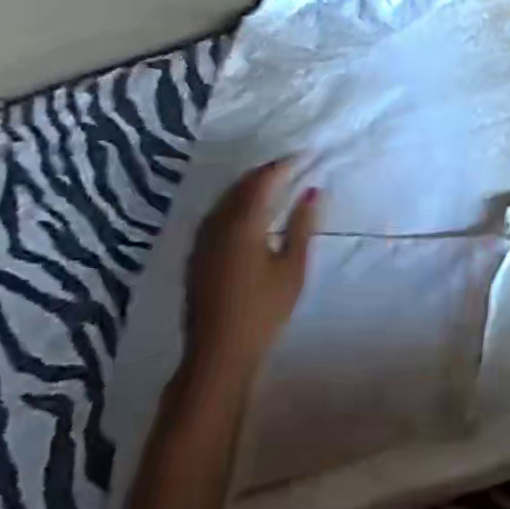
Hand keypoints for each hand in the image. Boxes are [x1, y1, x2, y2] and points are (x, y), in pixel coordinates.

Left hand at [184, 160, 318, 375]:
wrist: (219, 353)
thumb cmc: (265, 308)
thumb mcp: (293, 266)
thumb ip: (303, 224)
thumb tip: (312, 190)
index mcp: (242, 227)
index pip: (262, 183)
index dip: (283, 165)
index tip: (306, 154)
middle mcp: (216, 229)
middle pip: (238, 189)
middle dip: (264, 172)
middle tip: (291, 163)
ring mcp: (201, 245)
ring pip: (223, 202)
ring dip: (247, 186)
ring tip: (273, 180)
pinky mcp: (197, 258)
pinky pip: (215, 216)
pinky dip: (235, 203)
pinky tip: (247, 209)